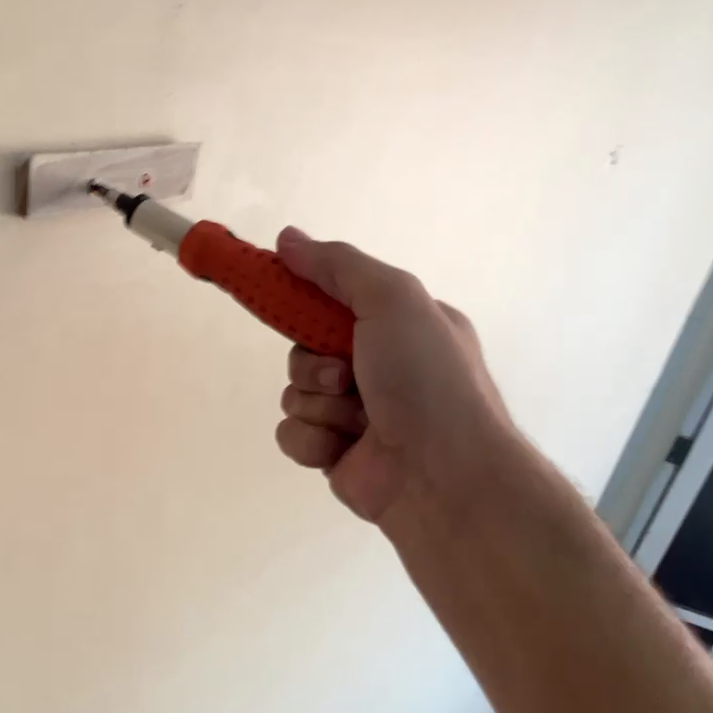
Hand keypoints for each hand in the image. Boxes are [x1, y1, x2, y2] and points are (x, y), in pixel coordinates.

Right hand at [272, 227, 515, 522]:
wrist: (441, 474)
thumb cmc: (426, 379)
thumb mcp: (393, 300)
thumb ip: (337, 267)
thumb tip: (286, 238)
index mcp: (398, 326)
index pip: (332, 301)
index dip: (301, 298)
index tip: (271, 290)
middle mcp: (376, 367)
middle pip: (302, 349)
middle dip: (312, 363)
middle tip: (343, 375)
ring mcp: (353, 413)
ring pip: (293, 394)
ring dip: (316, 404)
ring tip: (354, 419)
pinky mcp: (332, 452)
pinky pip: (291, 433)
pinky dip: (311, 439)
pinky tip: (341, 449)